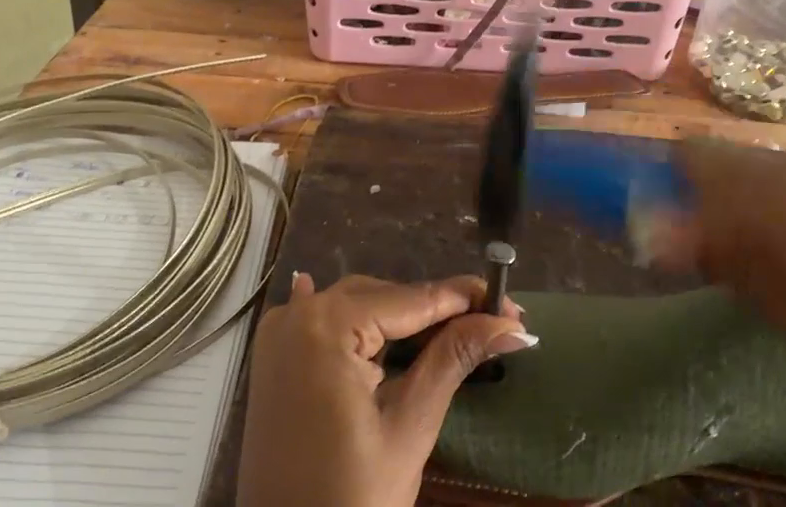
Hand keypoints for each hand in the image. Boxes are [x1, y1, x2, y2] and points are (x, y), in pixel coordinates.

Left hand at [237, 274, 535, 506]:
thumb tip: (507, 323)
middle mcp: (296, 315)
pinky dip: (362, 323)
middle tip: (495, 324)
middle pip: (383, 298)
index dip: (465, 300)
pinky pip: (326, 322)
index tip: (511, 305)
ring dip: (404, 317)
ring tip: (461, 330)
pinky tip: (386, 315)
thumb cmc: (350, 498)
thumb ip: (452, 361)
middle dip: (438, 310)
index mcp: (326, 325)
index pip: (409, 299)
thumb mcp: (408, 428)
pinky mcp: (274, 358)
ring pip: (356, 307)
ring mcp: (279, 334)